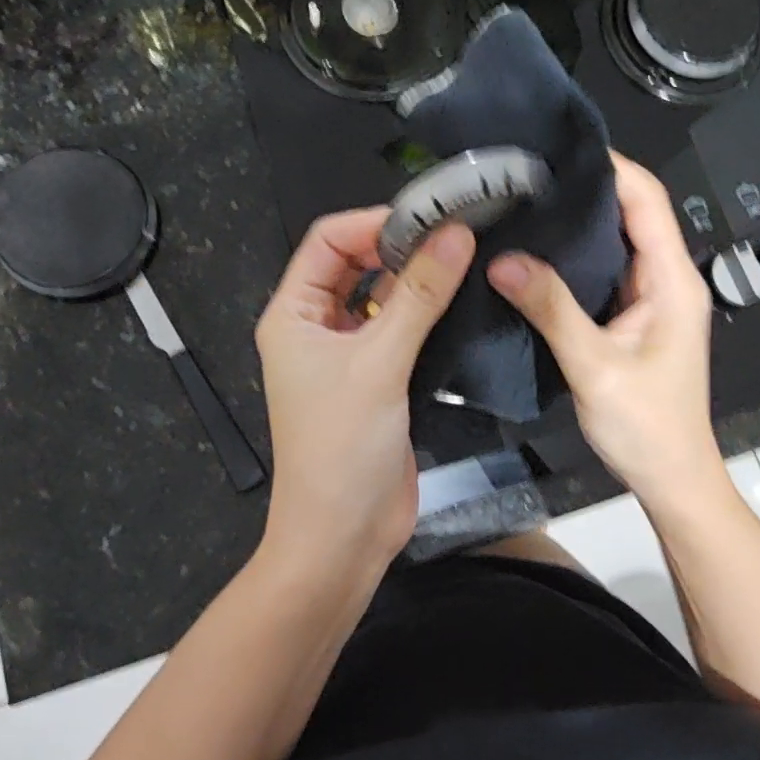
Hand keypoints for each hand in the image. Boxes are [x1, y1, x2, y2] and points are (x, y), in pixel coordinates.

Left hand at [255, 210, 475, 562]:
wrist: (343, 537)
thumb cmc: (342, 447)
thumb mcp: (379, 363)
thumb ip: (419, 295)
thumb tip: (456, 234)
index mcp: (293, 314)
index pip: (328, 241)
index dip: (374, 224)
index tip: (430, 221)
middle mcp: (316, 328)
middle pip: (356, 265)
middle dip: (400, 248)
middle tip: (456, 239)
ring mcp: (347, 355)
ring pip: (382, 297)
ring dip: (416, 281)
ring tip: (465, 264)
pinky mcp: (378, 380)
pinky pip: (401, 330)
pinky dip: (426, 315)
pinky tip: (461, 306)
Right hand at [487, 153, 724, 505]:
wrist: (672, 478)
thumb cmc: (645, 425)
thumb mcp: (594, 366)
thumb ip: (550, 309)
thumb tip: (501, 259)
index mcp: (672, 280)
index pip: (647, 201)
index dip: (611, 166)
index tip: (560, 147)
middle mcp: (668, 279)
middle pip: (633, 212)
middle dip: (587, 186)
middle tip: (529, 171)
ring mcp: (652, 298)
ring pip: (617, 241)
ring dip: (579, 220)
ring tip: (526, 200)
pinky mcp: (635, 316)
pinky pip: (606, 270)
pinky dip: (575, 255)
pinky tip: (538, 251)